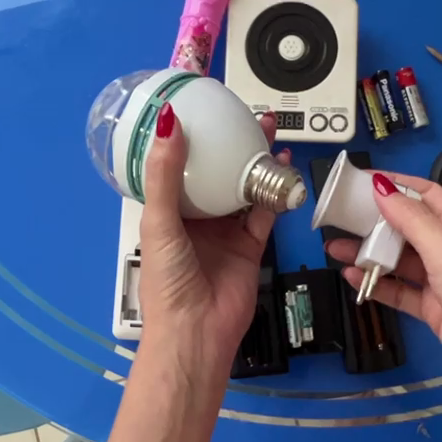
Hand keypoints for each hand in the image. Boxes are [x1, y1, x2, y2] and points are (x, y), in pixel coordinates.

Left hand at [137, 104, 287, 368]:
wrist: (197, 332)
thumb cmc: (168, 280)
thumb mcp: (159, 222)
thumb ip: (164, 174)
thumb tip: (168, 122)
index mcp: (167, 213)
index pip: (177, 168)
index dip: (190, 140)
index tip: (203, 109)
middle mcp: (196, 219)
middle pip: (215, 173)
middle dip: (229, 144)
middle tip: (245, 114)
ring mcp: (225, 232)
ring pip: (243, 188)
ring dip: (255, 161)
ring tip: (268, 131)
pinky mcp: (251, 246)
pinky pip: (264, 212)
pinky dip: (274, 191)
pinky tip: (282, 166)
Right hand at [326, 172, 441, 414]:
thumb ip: (412, 221)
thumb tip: (381, 187)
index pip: (426, 195)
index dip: (395, 186)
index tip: (359, 183)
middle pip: (409, 228)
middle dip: (375, 222)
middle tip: (338, 219)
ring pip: (402, 261)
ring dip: (371, 255)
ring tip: (335, 250)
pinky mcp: (437, 312)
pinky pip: (402, 292)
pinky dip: (378, 285)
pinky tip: (354, 279)